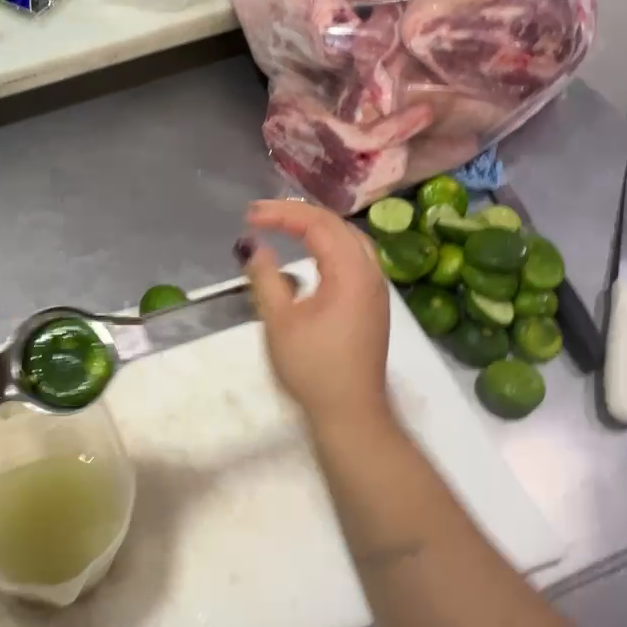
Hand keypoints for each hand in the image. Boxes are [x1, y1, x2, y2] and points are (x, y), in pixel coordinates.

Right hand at [238, 200, 394, 425]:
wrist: (351, 413)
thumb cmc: (313, 367)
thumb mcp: (279, 321)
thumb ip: (266, 277)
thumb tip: (255, 246)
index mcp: (351, 273)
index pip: (318, 224)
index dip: (282, 214)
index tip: (250, 215)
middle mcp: (371, 273)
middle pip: (338, 225)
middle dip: (299, 214)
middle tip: (262, 214)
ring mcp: (376, 288)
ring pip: (350, 239)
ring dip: (318, 226)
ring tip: (285, 224)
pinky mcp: (373, 303)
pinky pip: (354, 256)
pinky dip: (330, 244)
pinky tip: (311, 252)